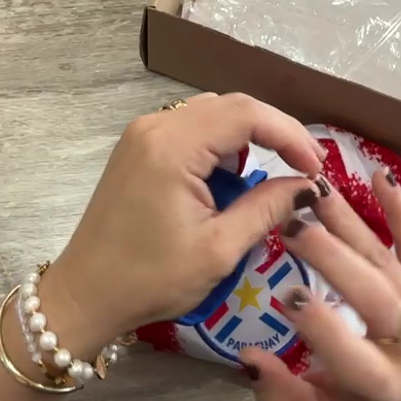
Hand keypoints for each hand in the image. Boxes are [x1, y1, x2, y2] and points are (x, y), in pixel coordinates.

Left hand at [38, 93, 326, 358]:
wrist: (85, 294)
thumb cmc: (151, 279)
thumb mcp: (218, 250)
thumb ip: (267, 208)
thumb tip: (309, 186)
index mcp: (172, 147)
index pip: (246, 113)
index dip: (289, 134)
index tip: (315, 167)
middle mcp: (155, 126)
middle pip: (230, 105)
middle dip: (272, 131)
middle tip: (304, 167)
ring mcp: (142, 132)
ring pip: (211, 112)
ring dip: (246, 136)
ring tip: (275, 171)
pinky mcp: (138, 145)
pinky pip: (190, 126)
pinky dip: (219, 143)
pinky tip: (231, 176)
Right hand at [240, 166, 400, 400]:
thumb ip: (284, 398)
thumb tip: (249, 358)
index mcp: (383, 385)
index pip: (352, 355)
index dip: (321, 326)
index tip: (284, 295)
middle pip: (373, 296)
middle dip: (332, 258)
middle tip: (290, 225)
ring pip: (384, 259)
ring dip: (348, 221)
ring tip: (315, 189)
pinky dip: (400, 208)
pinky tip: (379, 176)